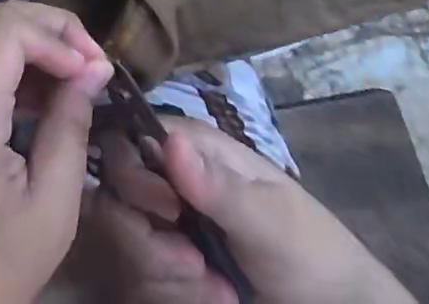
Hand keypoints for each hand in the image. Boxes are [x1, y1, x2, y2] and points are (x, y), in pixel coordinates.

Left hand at [0, 1, 113, 303]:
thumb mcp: (48, 210)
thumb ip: (70, 128)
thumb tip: (93, 71)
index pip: (11, 28)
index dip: (60, 36)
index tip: (94, 72)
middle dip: (52, 31)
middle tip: (91, 65)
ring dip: (33, 45)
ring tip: (73, 81)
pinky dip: (10, 64)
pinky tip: (39, 98)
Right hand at [84, 118, 415, 303]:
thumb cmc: (311, 252)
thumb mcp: (271, 222)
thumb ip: (219, 186)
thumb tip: (168, 142)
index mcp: (193, 149)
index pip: (129, 141)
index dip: (134, 176)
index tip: (168, 214)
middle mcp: (171, 179)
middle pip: (117, 196)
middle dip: (147, 242)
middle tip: (194, 268)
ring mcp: (167, 224)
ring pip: (126, 243)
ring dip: (166, 278)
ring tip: (218, 294)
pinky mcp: (167, 266)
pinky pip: (141, 277)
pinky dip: (171, 293)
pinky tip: (214, 299)